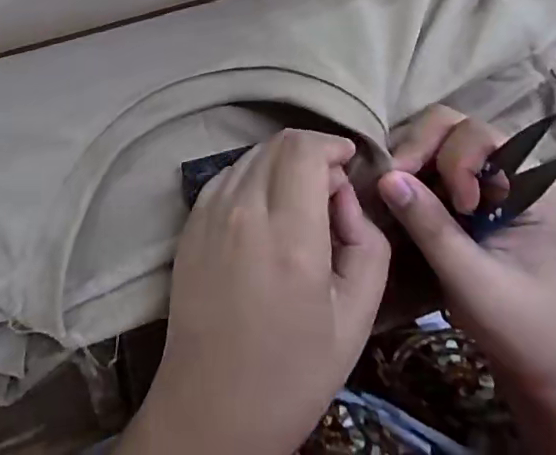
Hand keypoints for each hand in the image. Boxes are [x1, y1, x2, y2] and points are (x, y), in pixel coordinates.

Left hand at [120, 130, 389, 454]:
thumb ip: (367, 241)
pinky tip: (266, 214)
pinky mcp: (189, 226)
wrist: (210, 412)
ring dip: (283, 164)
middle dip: (313, 153)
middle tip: (330, 192)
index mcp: (289, 235)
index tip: (350, 165)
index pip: (305, 148)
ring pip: (252, 155)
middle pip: (278, 143)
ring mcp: (208, 215)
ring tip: (299, 205)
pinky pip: (227, 176)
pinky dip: (255, 178)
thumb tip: (343, 197)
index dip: (333, 145)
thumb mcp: (356, 315)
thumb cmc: (292, 373)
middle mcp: (243, 212)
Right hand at [380, 106, 555, 391]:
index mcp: (531, 183)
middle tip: (394, 186)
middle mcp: (511, 168)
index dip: (451, 157)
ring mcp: (488, 180)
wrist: (544, 368)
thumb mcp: (475, 284)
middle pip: (454, 127)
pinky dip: (411, 175)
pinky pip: (432, 165)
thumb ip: (432, 228)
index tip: (449, 205)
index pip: (480, 134)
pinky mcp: (469, 195)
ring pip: (438, 140)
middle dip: (420, 148)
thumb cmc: (522, 328)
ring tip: (394, 196)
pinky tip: (399, 201)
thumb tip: (386, 177)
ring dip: (411, 160)